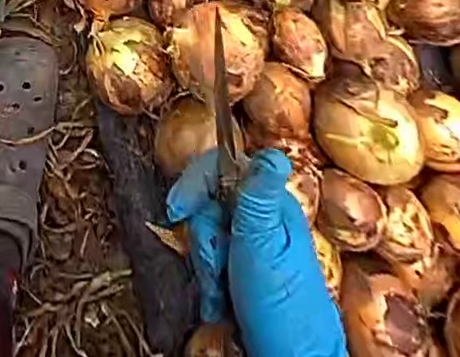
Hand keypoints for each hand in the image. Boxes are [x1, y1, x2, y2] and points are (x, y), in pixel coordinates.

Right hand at [167, 149, 346, 356]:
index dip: (196, 181)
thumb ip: (259, 196)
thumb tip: (273, 151)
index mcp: (270, 202)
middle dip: (204, 236)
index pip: (224, 165)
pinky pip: (211, 263)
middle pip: (209, 201)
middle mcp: (262, 217)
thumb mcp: (265, 245)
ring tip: (221, 293)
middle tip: (217, 268)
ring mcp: (252, 245)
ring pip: (206, 233)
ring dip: (206, 266)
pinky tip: (220, 304)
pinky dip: (208, 284)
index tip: (177, 209)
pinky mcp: (242, 272)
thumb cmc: (282, 307)